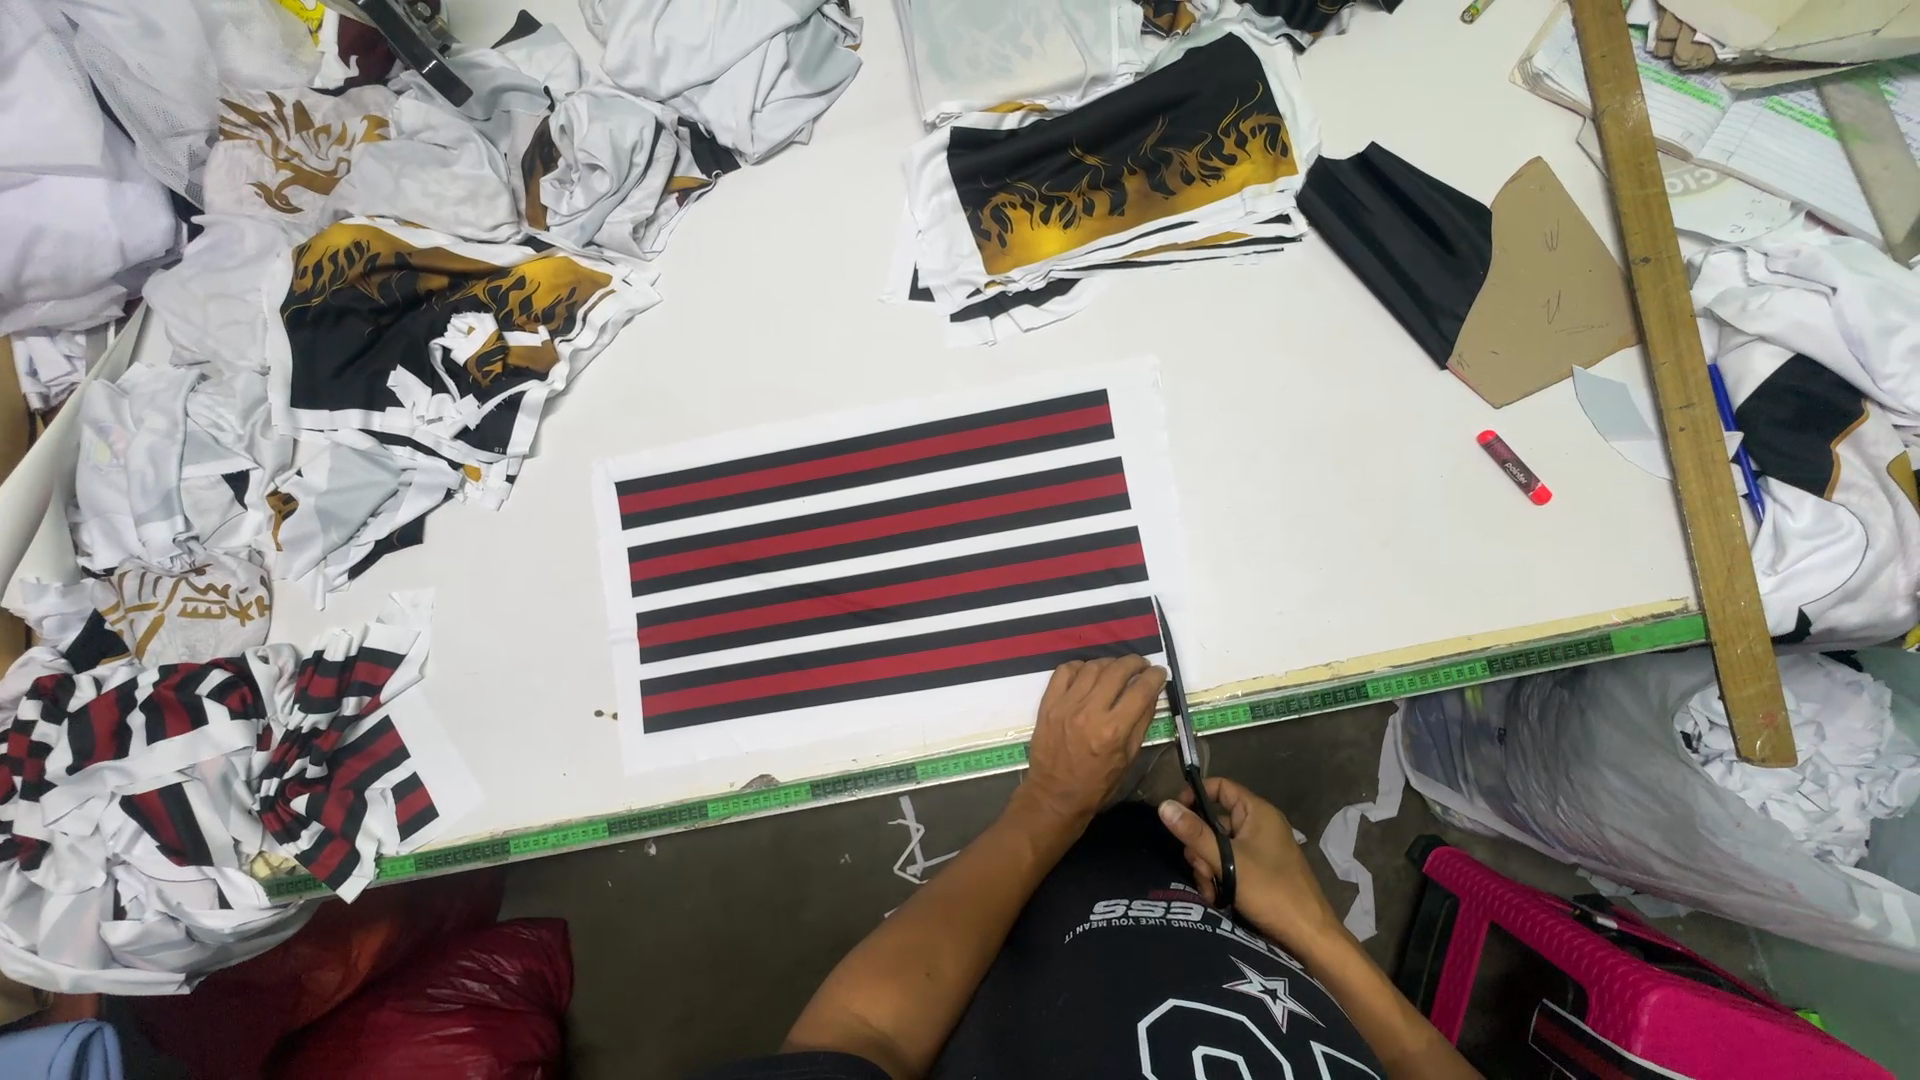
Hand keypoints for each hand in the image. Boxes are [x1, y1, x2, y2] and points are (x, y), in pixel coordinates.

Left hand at [1018, 656, 1166, 826]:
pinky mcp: (1048, 704)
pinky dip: (1079, 666)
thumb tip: (1152, 692)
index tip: (1159, 672)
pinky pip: (1064, 671)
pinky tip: (1088, 672)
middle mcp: (1090, 712)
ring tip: (1117, 668)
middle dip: (1134, 663)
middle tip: (1141, 665)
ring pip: (1092, 667)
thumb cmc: (1097, 784)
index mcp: (1114, 730)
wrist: (1055, 795)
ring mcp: (1066, 705)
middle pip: (1117, 671)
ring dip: (1109, 663)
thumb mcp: (1129, 758)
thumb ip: (1141, 722)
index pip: (1141, 690)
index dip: (1154, 676)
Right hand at [1158, 777, 1343, 953]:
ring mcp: (1260, 850)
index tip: (1177, 816)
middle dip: (1200, 846)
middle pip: (1214, 821)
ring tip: (1210, 889)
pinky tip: (1217, 896)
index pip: (1220, 787)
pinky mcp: (1259, 872)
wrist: (1309, 937)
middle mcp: (1259, 826)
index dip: (1196, 795)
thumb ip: (1194, 833)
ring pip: (1218, 847)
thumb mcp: (1227, 861)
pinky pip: (1229, 864)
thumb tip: (1163, 805)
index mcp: (1258, 813)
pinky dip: (1220, 878)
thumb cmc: (1271, 891)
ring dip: (1207, 867)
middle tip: (1201, 868)